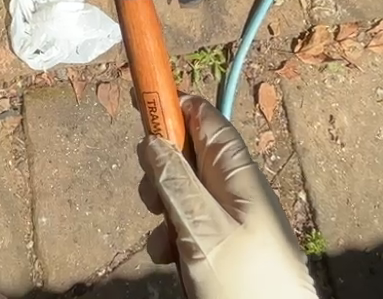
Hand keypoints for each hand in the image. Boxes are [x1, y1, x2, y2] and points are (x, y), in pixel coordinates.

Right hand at [138, 96, 316, 298]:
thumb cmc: (244, 283)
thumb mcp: (203, 228)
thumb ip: (175, 179)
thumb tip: (152, 139)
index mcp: (238, 173)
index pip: (203, 117)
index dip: (171, 103)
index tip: (138, 101)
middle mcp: (235, 189)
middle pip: (186, 153)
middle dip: (159, 167)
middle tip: (150, 195)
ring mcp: (230, 219)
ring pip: (182, 190)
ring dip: (163, 206)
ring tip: (163, 239)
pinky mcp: (223, 246)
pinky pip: (188, 223)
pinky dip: (173, 234)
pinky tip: (170, 257)